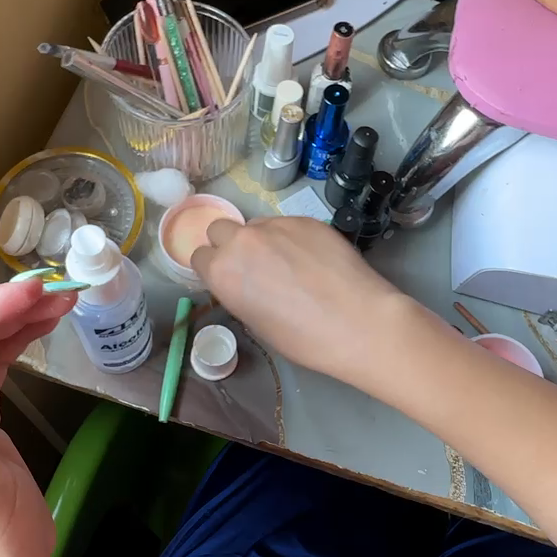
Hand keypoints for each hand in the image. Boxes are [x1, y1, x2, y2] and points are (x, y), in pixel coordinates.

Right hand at [190, 216, 425, 383]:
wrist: (357, 322)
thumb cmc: (304, 338)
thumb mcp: (257, 322)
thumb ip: (240, 292)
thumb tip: (245, 281)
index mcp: (222, 271)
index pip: (200, 256)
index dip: (214, 268)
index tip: (229, 278)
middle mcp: (242, 241)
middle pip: (220, 229)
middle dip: (230, 244)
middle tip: (253, 266)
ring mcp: (275, 225)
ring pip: (255, 224)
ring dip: (261, 239)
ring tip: (289, 262)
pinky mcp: (305, 219)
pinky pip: (287, 224)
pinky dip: (292, 237)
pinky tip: (313, 258)